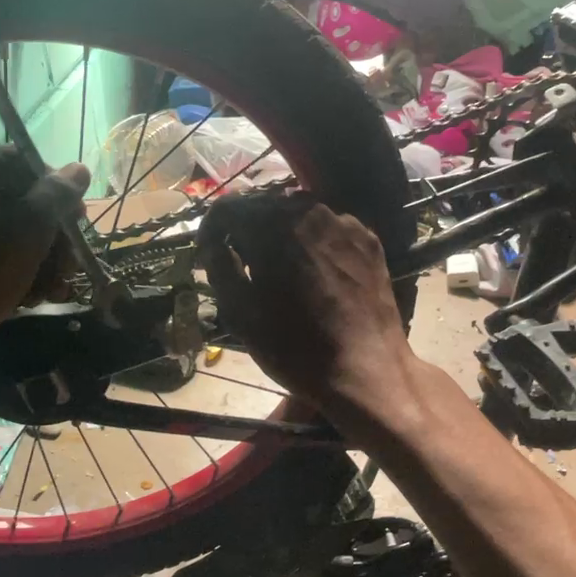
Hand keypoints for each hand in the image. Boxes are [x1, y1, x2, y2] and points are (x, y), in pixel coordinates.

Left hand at [0, 145, 89, 366]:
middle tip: (69, 267)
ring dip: (33, 254)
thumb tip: (79, 169)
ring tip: (51, 289)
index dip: (59, 193)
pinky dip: (4, 263)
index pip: (21, 163)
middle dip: (47, 234)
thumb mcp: (25, 235)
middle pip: (11, 195)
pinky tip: (26, 295)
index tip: (79, 227)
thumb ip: (55, 197)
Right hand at [200, 193, 414, 410]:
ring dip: (280, 233)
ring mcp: (344, 222)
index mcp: (271, 225)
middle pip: (264, 205)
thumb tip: (213, 243)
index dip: (210, 229)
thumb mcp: (240, 312)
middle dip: (246, 229)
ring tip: (276, 266)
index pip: (227, 208)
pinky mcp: (368, 239)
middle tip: (238, 261)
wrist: (365, 371)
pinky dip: (313, 241)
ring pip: (299, 214)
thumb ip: (219, 266)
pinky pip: (329, 228)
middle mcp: (309, 211)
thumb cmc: (293, 347)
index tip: (208, 254)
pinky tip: (312, 272)